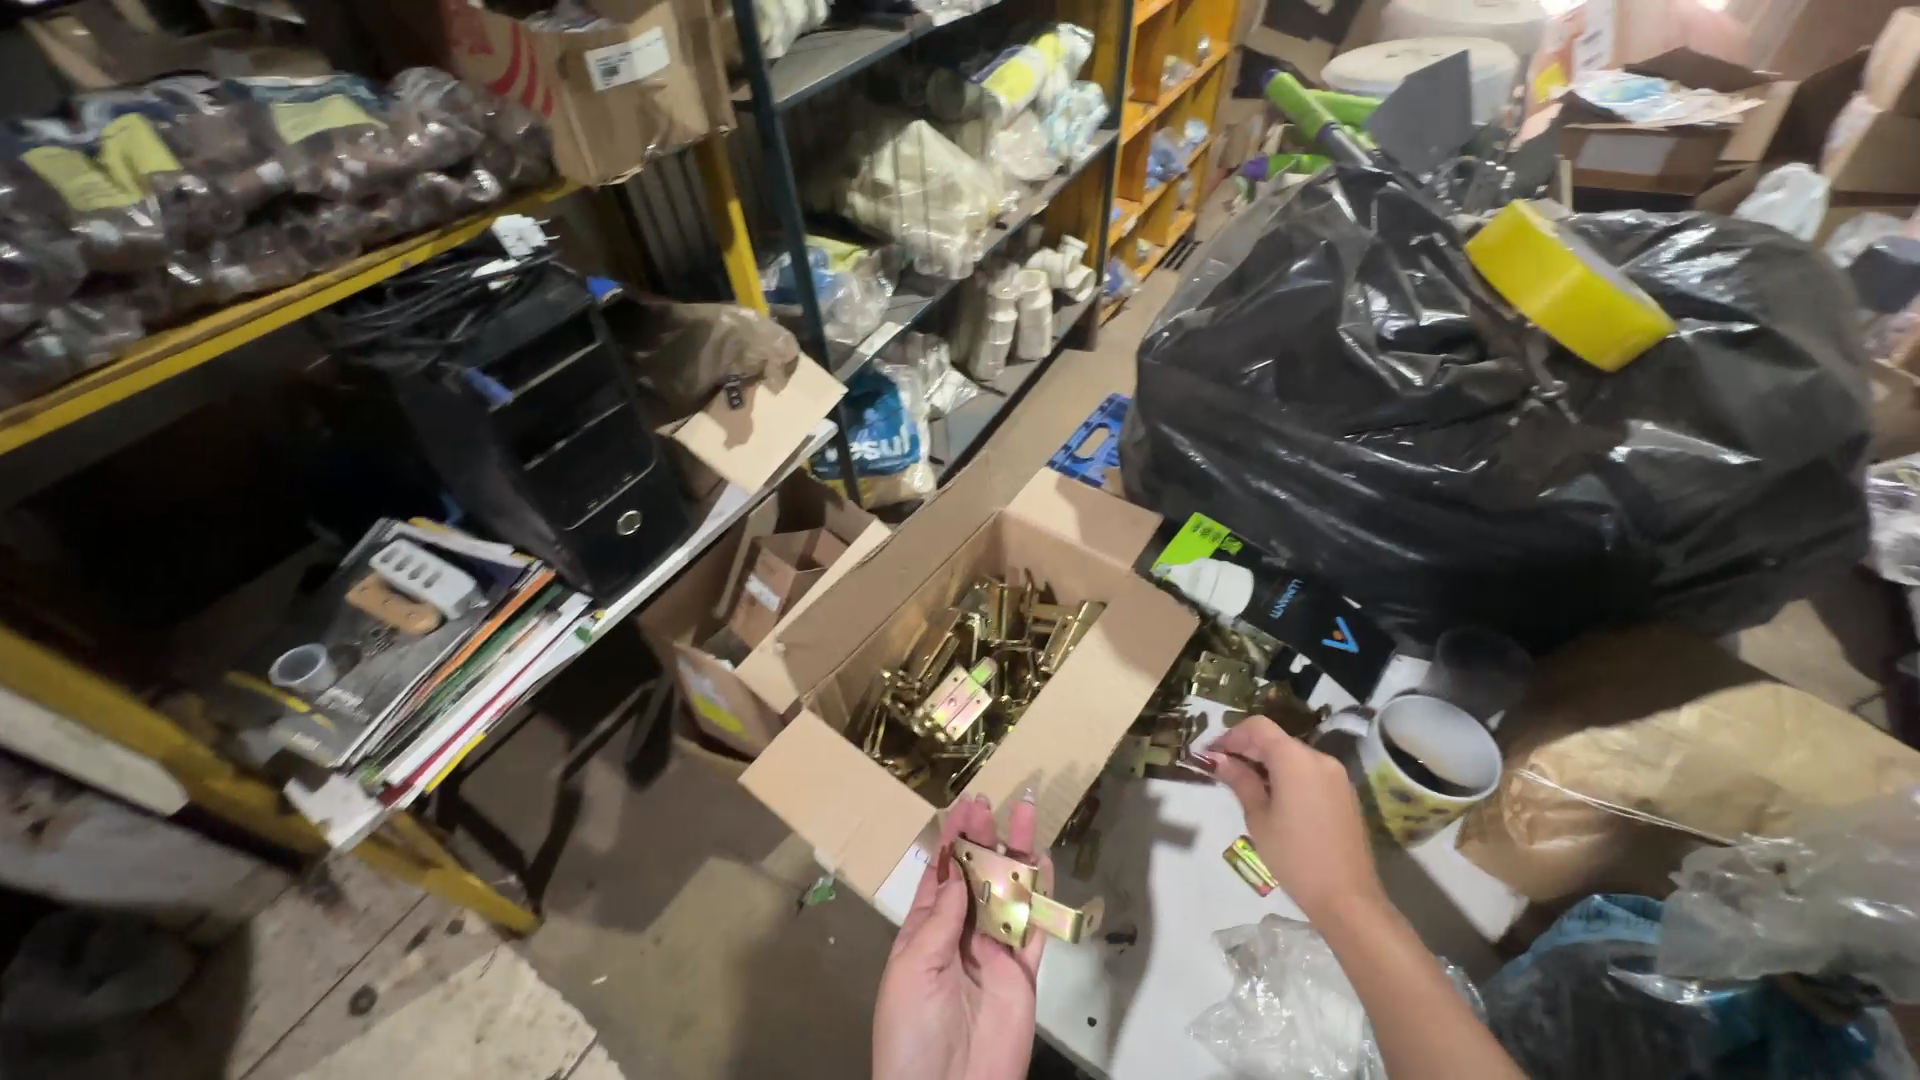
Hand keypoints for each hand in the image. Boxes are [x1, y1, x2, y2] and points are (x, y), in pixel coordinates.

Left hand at [872, 794, 1046, 1079]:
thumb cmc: (911, 1032)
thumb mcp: (912, 969)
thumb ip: (941, 919)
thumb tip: (957, 873)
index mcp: (925, 932)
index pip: (941, 875)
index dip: (952, 840)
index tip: (964, 806)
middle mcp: (960, 935)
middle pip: (977, 876)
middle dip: (983, 838)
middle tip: (991, 802)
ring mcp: (994, 952)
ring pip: (1009, 894)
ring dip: (1016, 856)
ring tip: (1026, 816)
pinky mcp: (1023, 974)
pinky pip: (1035, 929)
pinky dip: (1041, 897)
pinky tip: (1044, 865)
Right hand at [1204, 715, 1385, 923]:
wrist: (1347, 897)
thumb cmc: (1294, 856)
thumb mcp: (1258, 817)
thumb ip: (1239, 781)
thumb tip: (1218, 759)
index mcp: (1296, 760)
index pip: (1258, 727)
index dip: (1231, 735)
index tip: (1211, 753)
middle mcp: (1319, 758)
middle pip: (1276, 739)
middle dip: (1247, 748)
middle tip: (1222, 768)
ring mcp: (1336, 776)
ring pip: (1293, 755)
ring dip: (1267, 762)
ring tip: (1244, 784)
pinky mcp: (1344, 793)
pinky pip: (1309, 771)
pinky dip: (1287, 775)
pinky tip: (1273, 797)